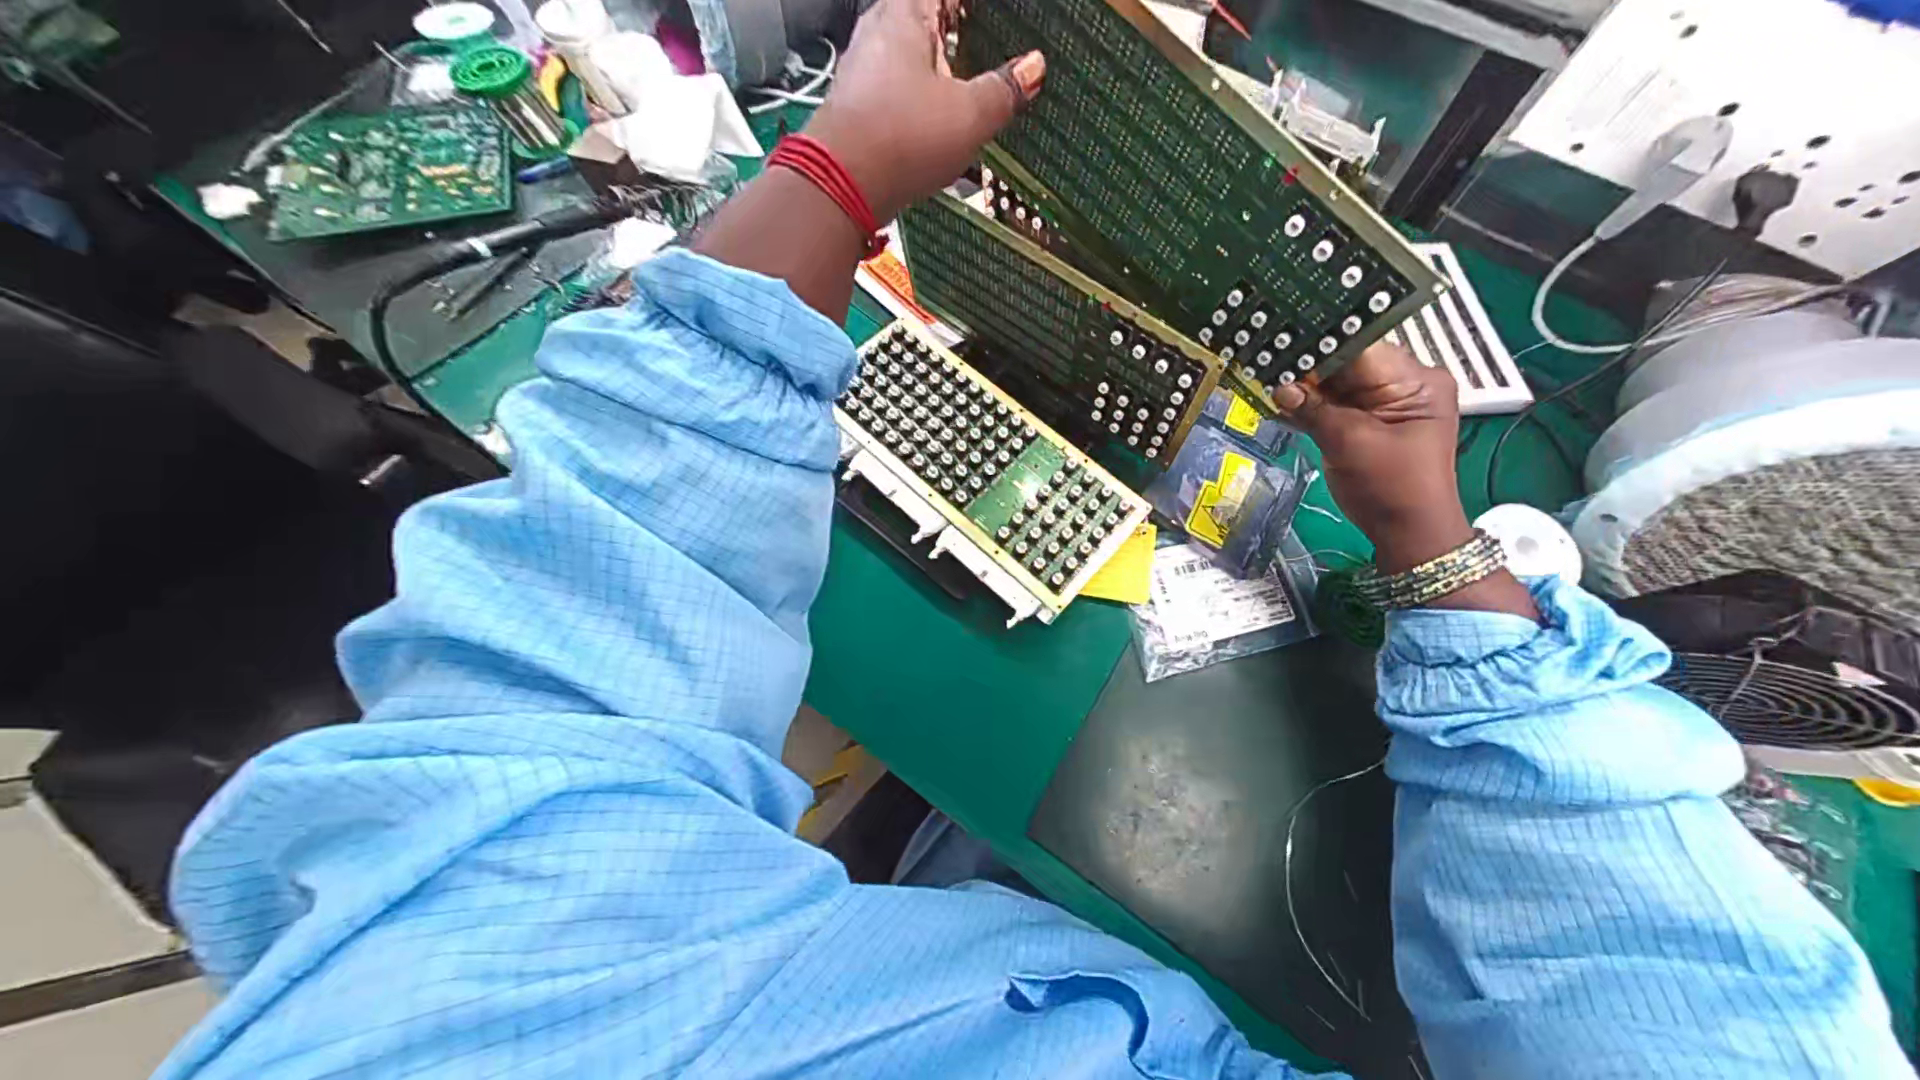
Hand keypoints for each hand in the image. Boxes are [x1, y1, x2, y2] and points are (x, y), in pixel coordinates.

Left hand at [804, 0, 1045, 221]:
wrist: (841, 187)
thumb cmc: (901, 139)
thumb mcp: (969, 116)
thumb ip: (1004, 90)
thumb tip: (1034, 68)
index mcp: (906, 12)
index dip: (971, 9)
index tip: (1003, 17)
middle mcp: (878, 32)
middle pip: (926, 16)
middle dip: (958, 28)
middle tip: (990, 41)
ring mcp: (864, 72)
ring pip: (910, 53)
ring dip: (940, 65)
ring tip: (972, 82)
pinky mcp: (860, 109)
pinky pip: (898, 90)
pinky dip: (922, 97)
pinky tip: (938, 120)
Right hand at [1273, 342, 1467, 572]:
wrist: (1407, 532)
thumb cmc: (1391, 487)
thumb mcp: (1351, 443)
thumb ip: (1314, 410)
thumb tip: (1279, 388)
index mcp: (1415, 381)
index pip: (1361, 348)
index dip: (1320, 345)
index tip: (1282, 343)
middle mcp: (1401, 384)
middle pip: (1345, 363)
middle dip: (1305, 367)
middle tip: (1264, 364)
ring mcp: (1380, 404)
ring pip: (1333, 384)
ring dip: (1301, 388)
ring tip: (1264, 383)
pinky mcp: (1362, 422)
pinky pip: (1330, 405)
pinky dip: (1306, 407)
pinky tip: (1277, 405)